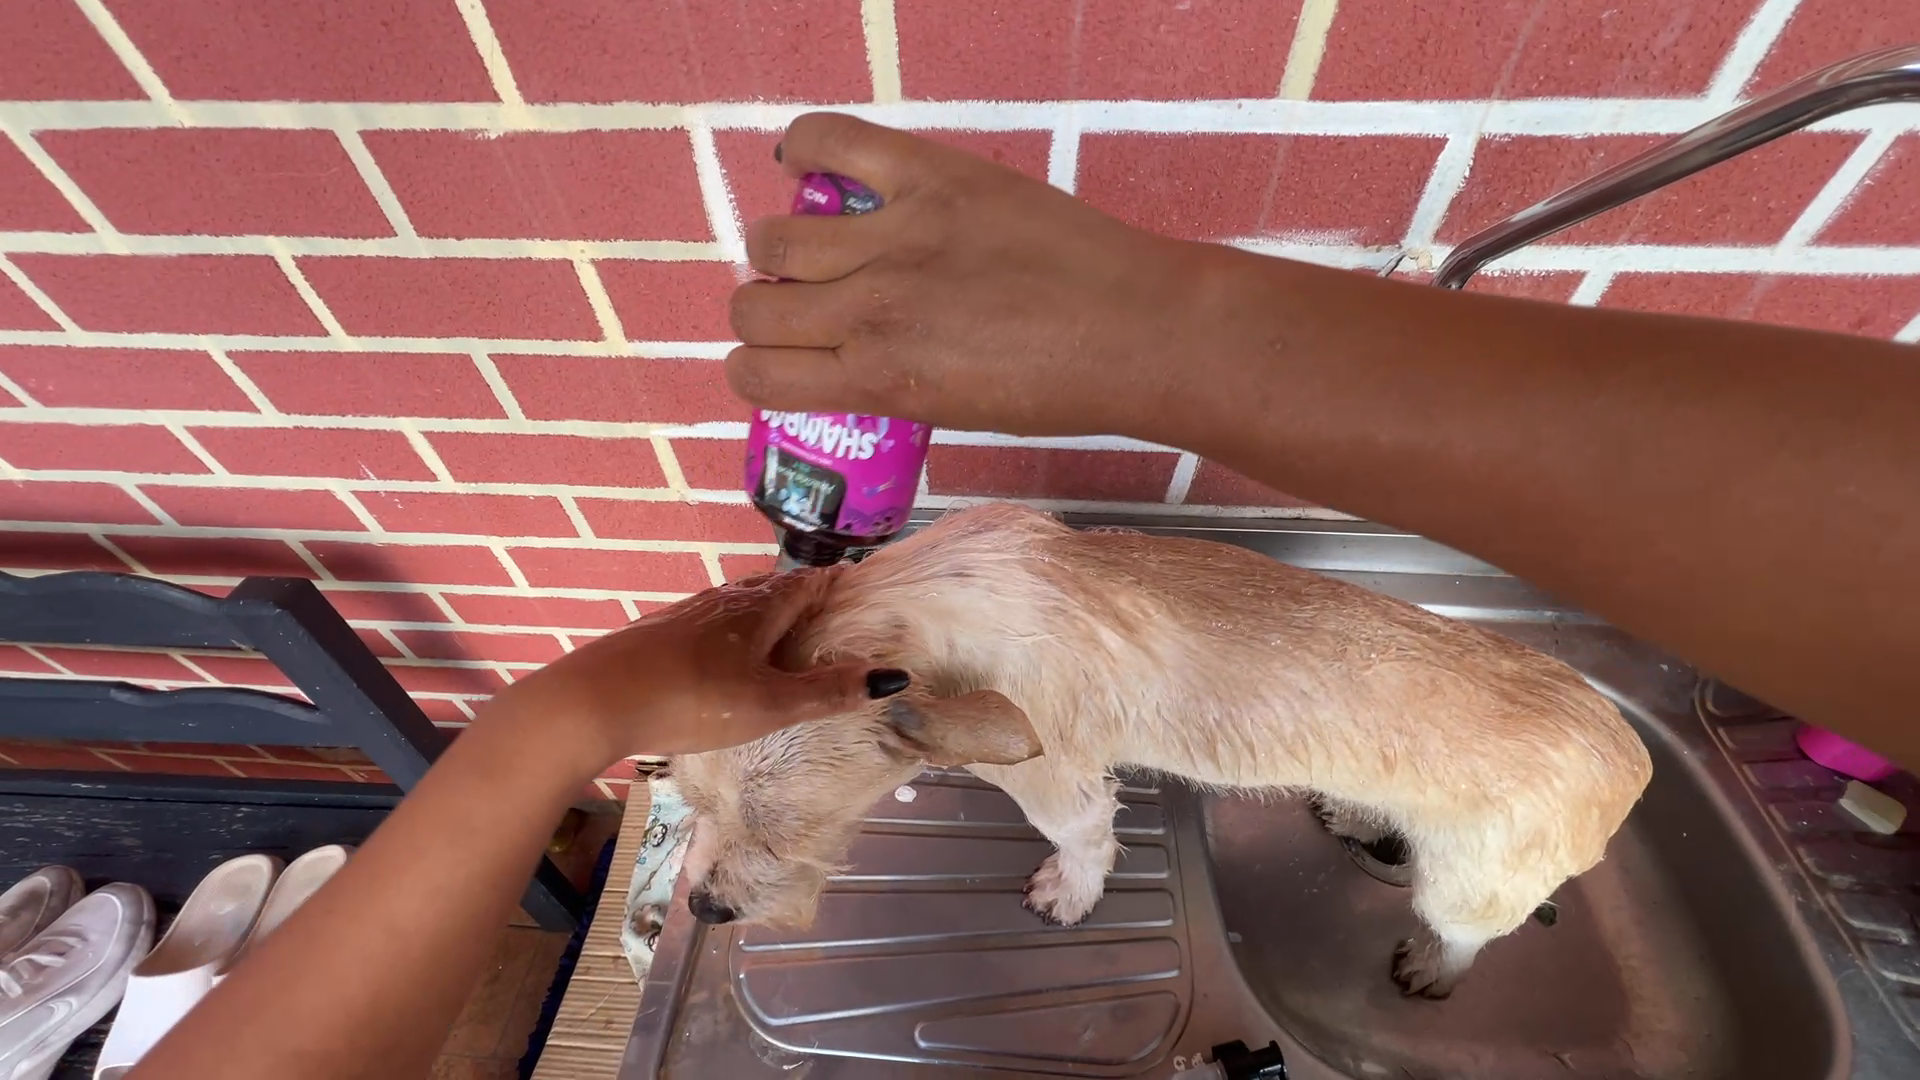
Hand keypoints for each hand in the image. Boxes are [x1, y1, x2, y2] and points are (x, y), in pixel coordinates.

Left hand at [496, 567, 902, 764]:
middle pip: (774, 587)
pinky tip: (725, 653)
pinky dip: (735, 627)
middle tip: (827, 611)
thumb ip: (828, 692)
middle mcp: (725, 600)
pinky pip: (712, 619)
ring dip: (767, 609)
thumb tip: (890, 675)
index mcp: (758, 610)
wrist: (593, 702)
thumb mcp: (770, 705)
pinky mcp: (660, 632)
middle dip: (804, 594)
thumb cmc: (692, 700)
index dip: (834, 581)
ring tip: (783, 630)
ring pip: (740, 602)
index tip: (857, 581)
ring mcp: (688, 613)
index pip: (808, 583)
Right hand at [726, 112, 1217, 438]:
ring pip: (774, 238)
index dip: (755, 374)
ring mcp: (897, 236)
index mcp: (876, 379)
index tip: (779, 367)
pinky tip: (807, 167)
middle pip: (752, 307)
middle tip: (804, 315)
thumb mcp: (951, 415)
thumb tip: (843, 364)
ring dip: (779, 256)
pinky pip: (832, 141)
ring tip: (817, 256)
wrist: (1135, 333)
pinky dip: (805, 150)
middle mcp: (869, 308)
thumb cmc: (1054, 392)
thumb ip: (883, 387)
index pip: (755, 376)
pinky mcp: (932, 176)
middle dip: (764, 318)